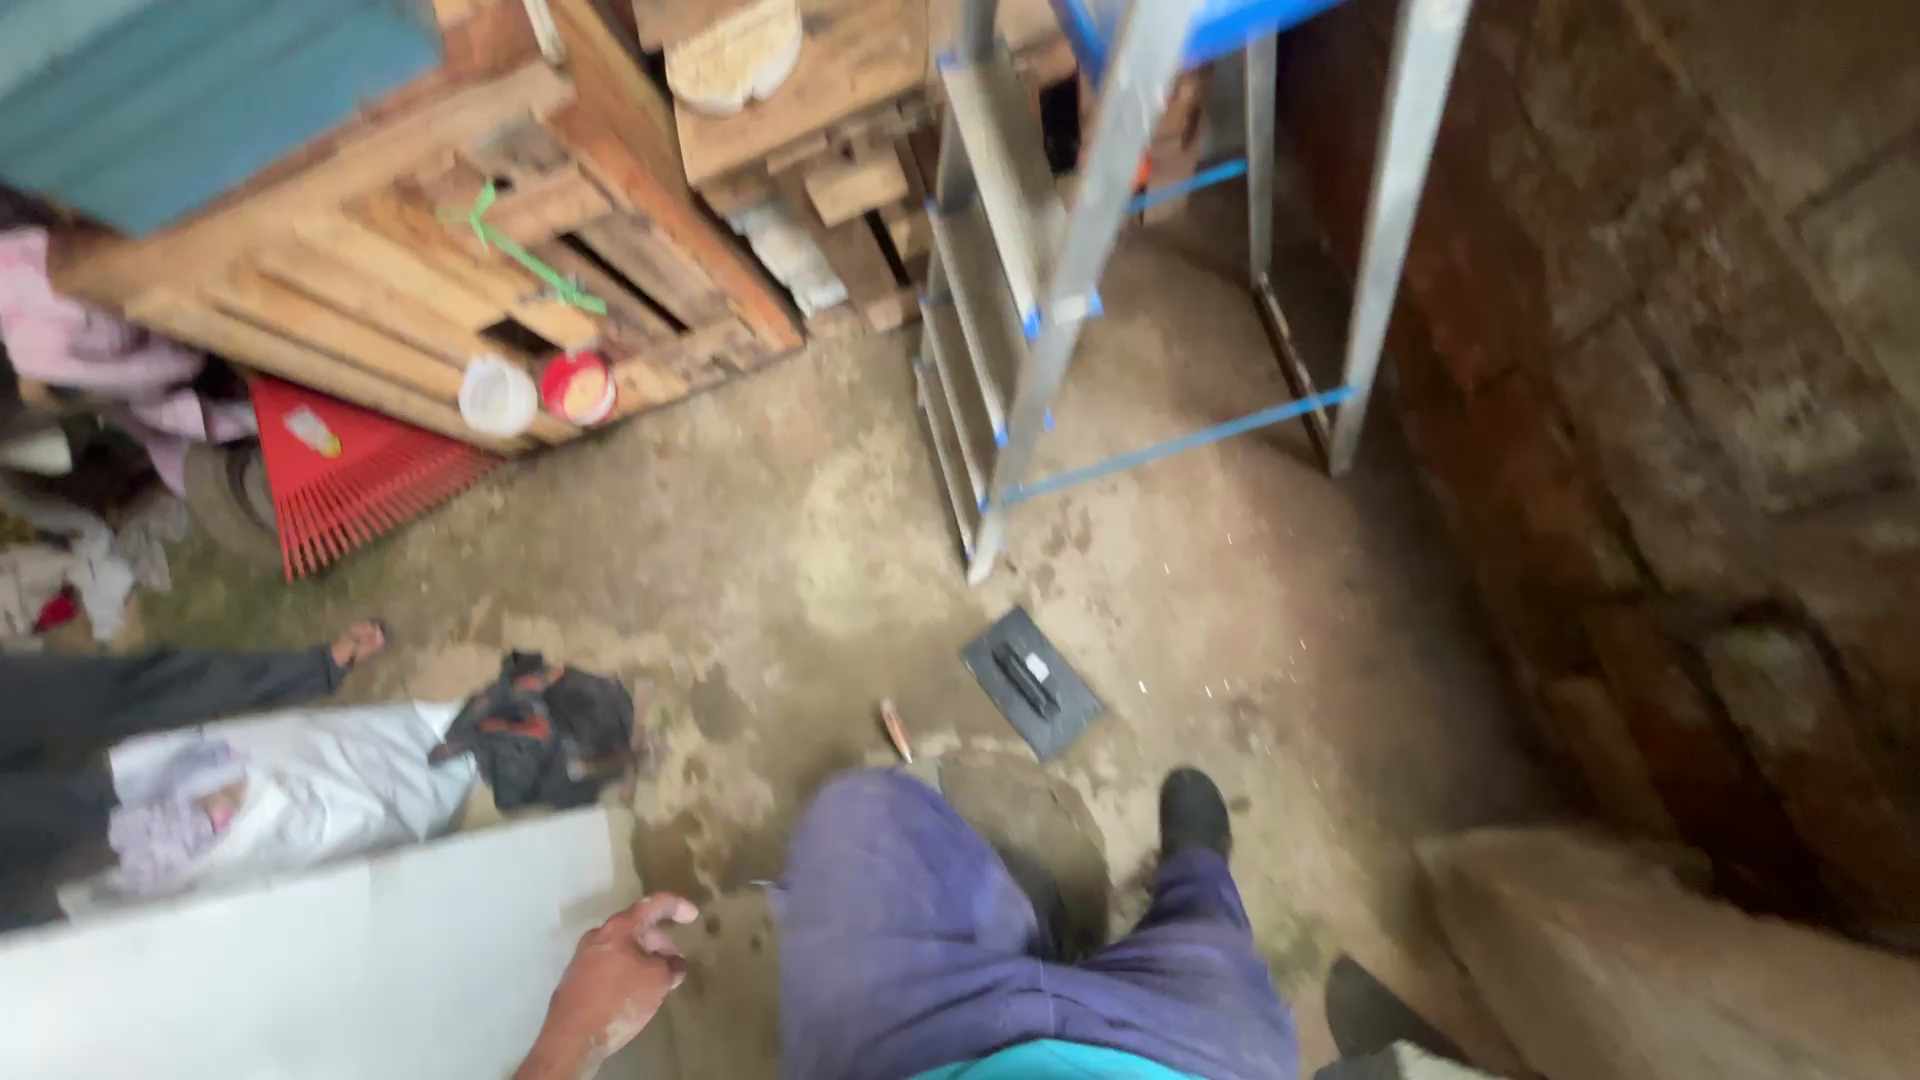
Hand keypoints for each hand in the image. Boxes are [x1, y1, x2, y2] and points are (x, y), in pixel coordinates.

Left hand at [515, 894, 699, 1079]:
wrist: (569, 1043)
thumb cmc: (618, 1001)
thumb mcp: (658, 981)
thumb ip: (671, 967)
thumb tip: (674, 966)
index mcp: (619, 928)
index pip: (653, 904)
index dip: (677, 906)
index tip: (693, 916)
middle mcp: (597, 937)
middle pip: (636, 928)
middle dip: (659, 941)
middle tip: (675, 959)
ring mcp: (581, 960)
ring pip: (621, 949)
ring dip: (642, 959)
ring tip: (657, 979)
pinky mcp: (573, 983)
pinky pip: (607, 968)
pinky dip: (625, 972)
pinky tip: (633, 993)